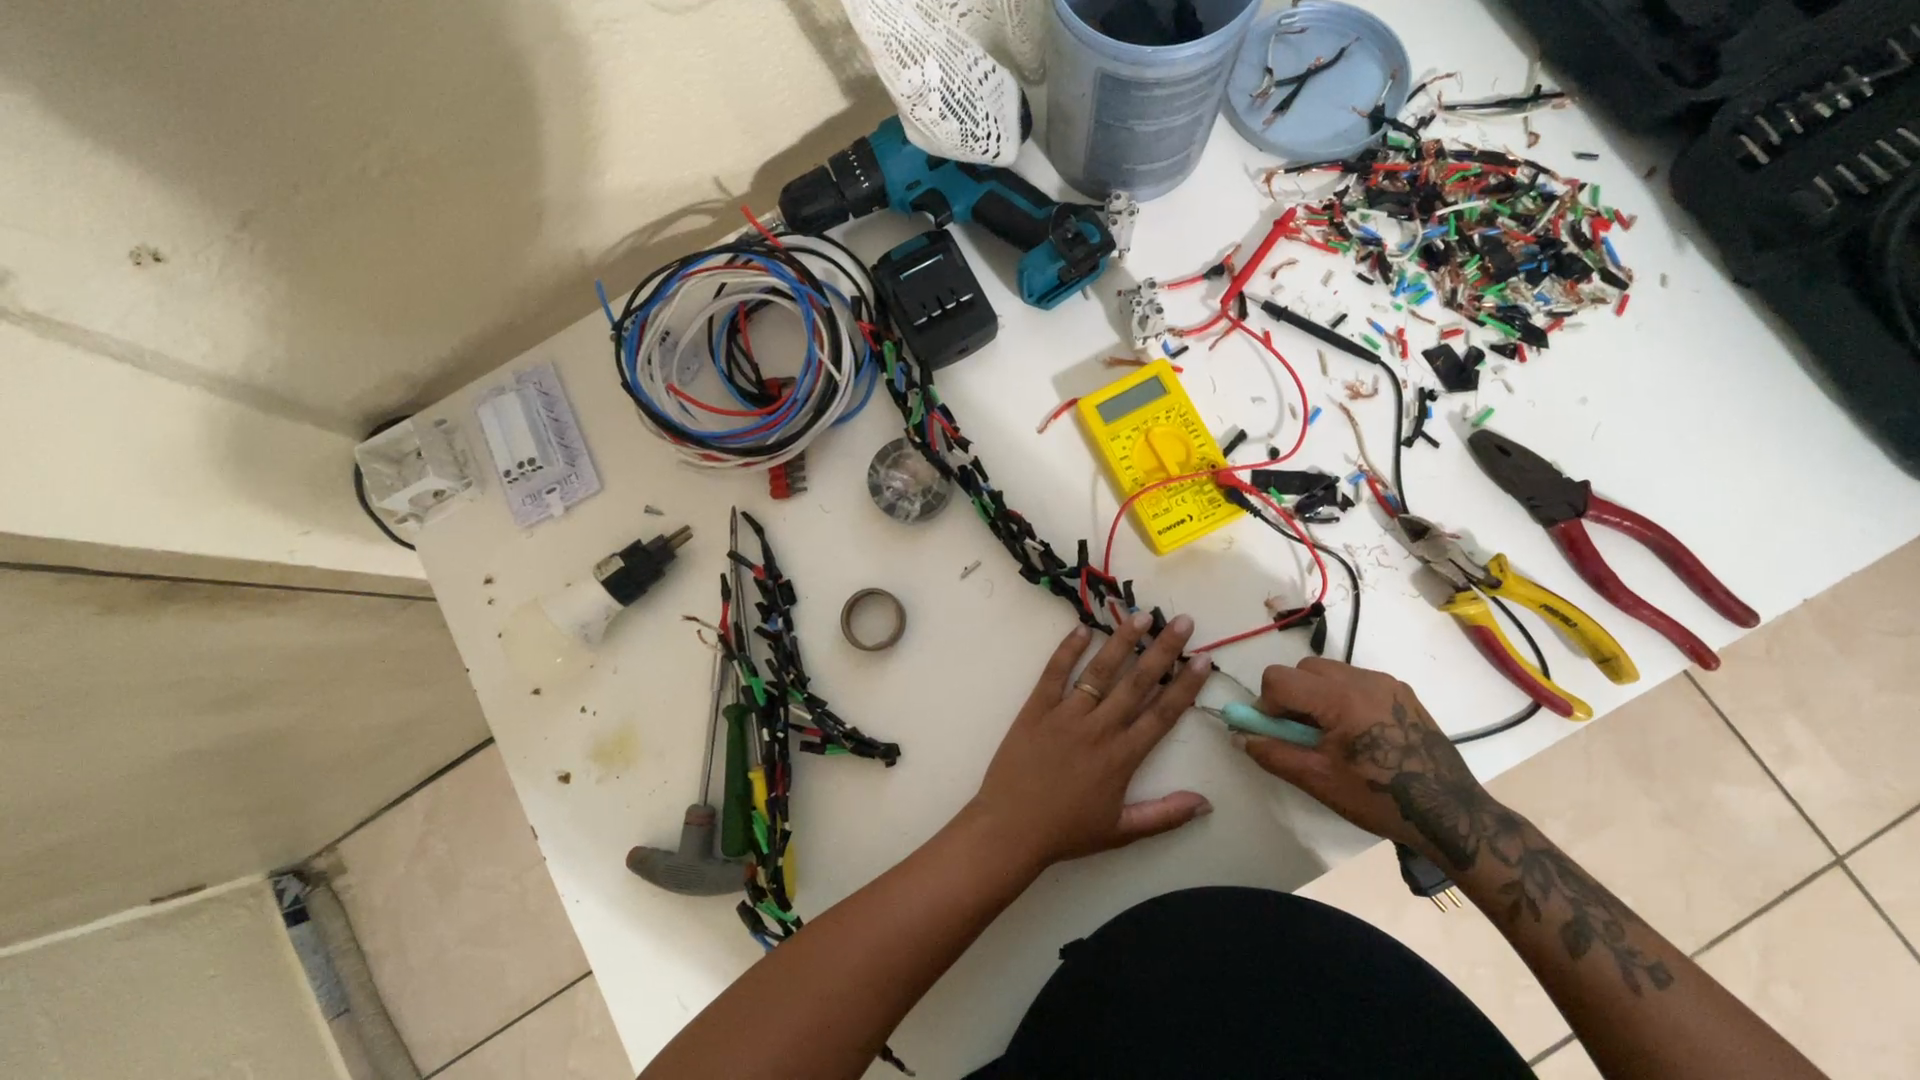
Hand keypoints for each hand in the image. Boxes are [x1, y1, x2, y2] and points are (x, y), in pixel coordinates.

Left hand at [964, 613, 1213, 871]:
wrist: (1010, 829)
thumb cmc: (1066, 832)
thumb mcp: (1121, 831)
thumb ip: (1165, 815)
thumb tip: (1205, 803)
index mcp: (1122, 757)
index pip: (1162, 714)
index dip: (1185, 686)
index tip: (1203, 660)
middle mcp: (1098, 729)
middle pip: (1136, 683)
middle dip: (1162, 650)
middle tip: (1181, 621)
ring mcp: (1065, 716)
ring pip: (1099, 672)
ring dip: (1121, 642)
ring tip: (1140, 616)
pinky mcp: (1035, 710)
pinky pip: (1053, 674)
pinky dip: (1067, 650)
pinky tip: (1081, 629)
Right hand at [1234, 658, 1503, 867]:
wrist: (1450, 812)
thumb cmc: (1378, 798)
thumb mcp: (1317, 780)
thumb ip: (1273, 753)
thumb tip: (1242, 736)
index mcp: (1340, 698)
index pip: (1279, 678)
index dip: (1267, 704)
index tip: (1277, 733)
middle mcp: (1364, 679)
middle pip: (1304, 669)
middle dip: (1291, 696)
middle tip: (1302, 735)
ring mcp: (1387, 683)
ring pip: (1330, 672)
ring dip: (1316, 695)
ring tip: (1330, 736)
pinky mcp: (1403, 693)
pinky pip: (1357, 681)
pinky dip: (1342, 698)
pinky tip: (1358, 735)